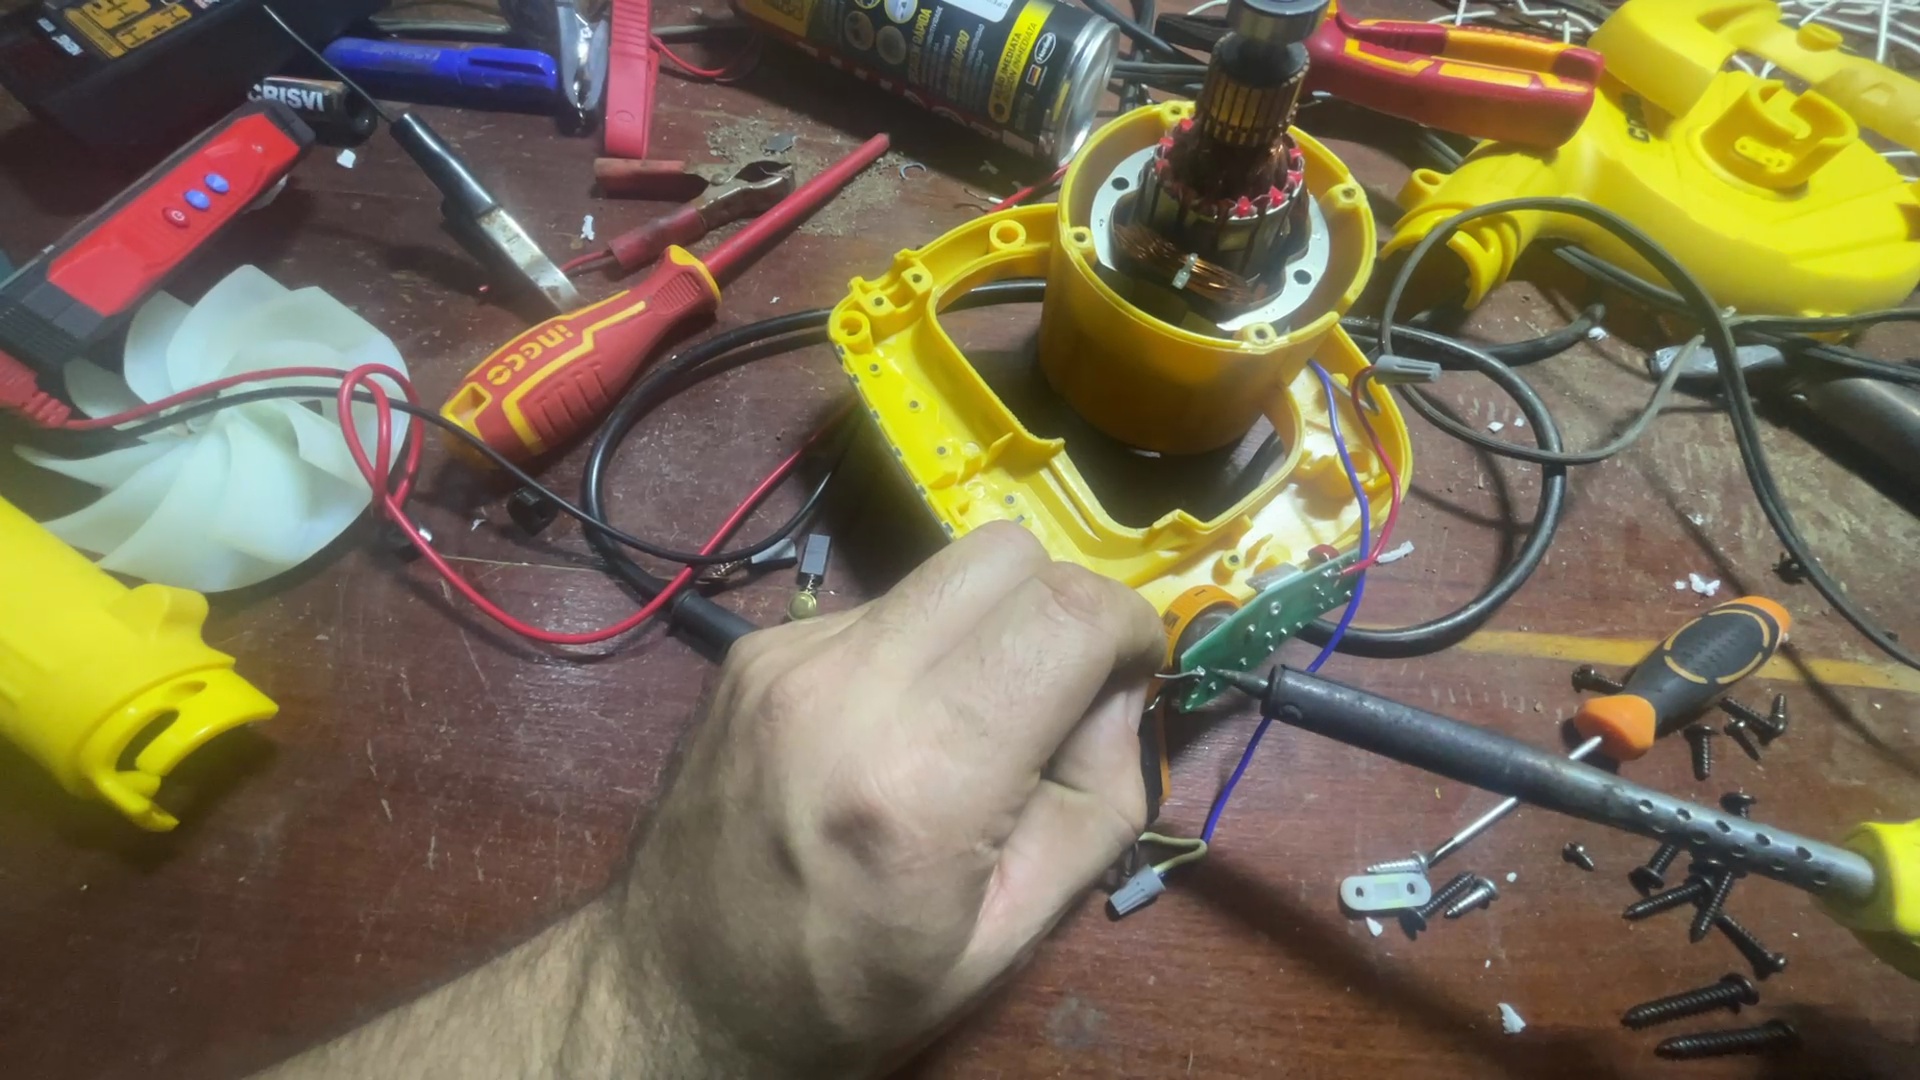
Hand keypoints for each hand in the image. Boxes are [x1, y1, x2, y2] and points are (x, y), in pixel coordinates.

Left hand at [617, 522, 1164, 1076]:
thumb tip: (1116, 689)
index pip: (1064, 616)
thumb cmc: (851, 987)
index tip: (1132, 670)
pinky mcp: (759, 644)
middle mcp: (846, 686)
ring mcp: (789, 652)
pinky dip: (924, 642)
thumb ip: (1100, 796)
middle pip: (1004, 553)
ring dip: (991, 621)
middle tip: (1058, 683)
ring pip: (944, 570)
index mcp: (919, 779)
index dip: (1130, 624)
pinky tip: (892, 718)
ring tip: (968, 711)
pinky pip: (885, 604)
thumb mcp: (1012, 931)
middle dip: (1062, 602)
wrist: (677, 987)